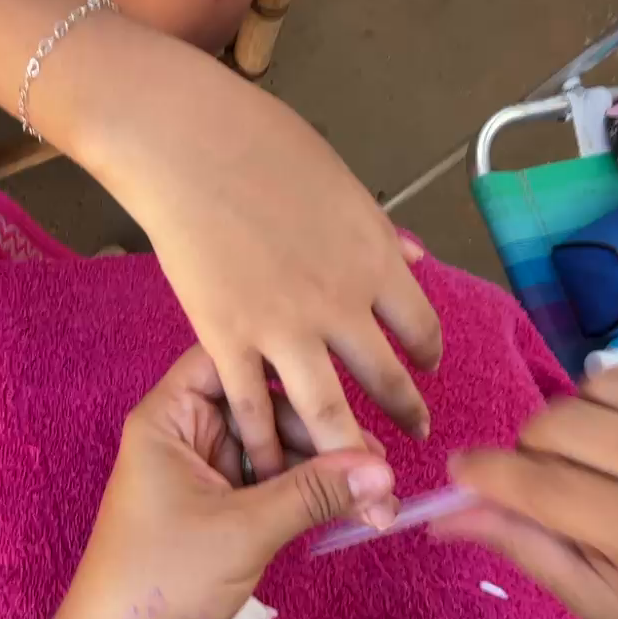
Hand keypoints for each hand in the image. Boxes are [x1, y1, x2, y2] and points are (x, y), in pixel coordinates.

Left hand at [58, 347, 396, 618]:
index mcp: (169, 416)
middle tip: (377, 463)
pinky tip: (348, 506)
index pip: (226, 359)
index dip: (278, 360)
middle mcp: (185, 432)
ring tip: (375, 493)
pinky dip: (302, 493)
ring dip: (318, 470)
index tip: (338, 375)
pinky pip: (267, 481)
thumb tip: (385, 470)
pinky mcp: (217, 503)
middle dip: (317, 435)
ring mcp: (203, 468)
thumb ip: (314, 493)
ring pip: (270, 448)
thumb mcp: (244, 529)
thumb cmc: (164, 576)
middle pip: (259, 407)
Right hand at [87, 56, 440, 479]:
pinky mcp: (227, 341)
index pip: (420, 326)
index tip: (427, 366)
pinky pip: (254, 408)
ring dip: (349, 448)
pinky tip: (279, 470)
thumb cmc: (265, 145)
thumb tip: (418, 258)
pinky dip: (269, 446)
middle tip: (414, 436)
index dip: (428, 354)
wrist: (190, 144)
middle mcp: (340, 306)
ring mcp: (283, 330)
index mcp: (375, 260)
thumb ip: (379, 233)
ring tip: (361, 474)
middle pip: (385, 380)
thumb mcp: (342, 184)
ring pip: (327, 412)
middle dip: (405, 414)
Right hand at [440, 316, 617, 618]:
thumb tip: (445, 515)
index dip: (482, 475)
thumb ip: (526, 550)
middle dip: (528, 451)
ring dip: (581, 415)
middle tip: (545, 485)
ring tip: (597, 454)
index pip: (539, 486)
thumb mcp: (607, 611)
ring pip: (612, 385)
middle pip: (564, 425)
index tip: (458, 476)